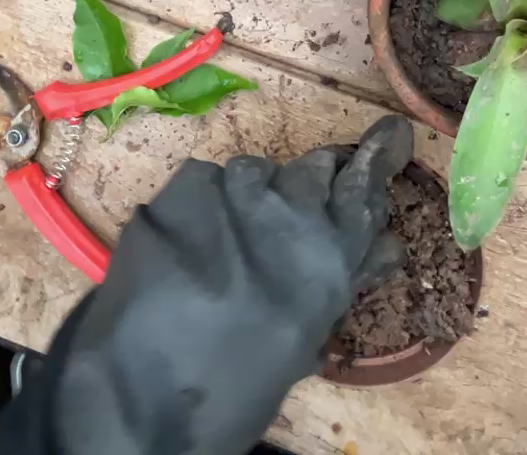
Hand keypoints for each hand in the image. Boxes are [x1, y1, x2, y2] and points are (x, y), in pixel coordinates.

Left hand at [43, 115, 413, 454]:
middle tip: (288, 212)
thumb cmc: (231, 387)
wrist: (137, 394)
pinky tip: (190, 239)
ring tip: (229, 238)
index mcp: (328, 258)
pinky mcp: (187, 184)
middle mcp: (290, 211)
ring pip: (258, 170)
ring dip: (254, 194)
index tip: (389, 131)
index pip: (364, 187)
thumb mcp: (302, 342)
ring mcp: (236, 191)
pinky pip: (208, 179)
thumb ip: (343, 280)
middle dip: (310, 182)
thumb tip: (388, 246)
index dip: (378, 156)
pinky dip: (205, 202)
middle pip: (315, 167)